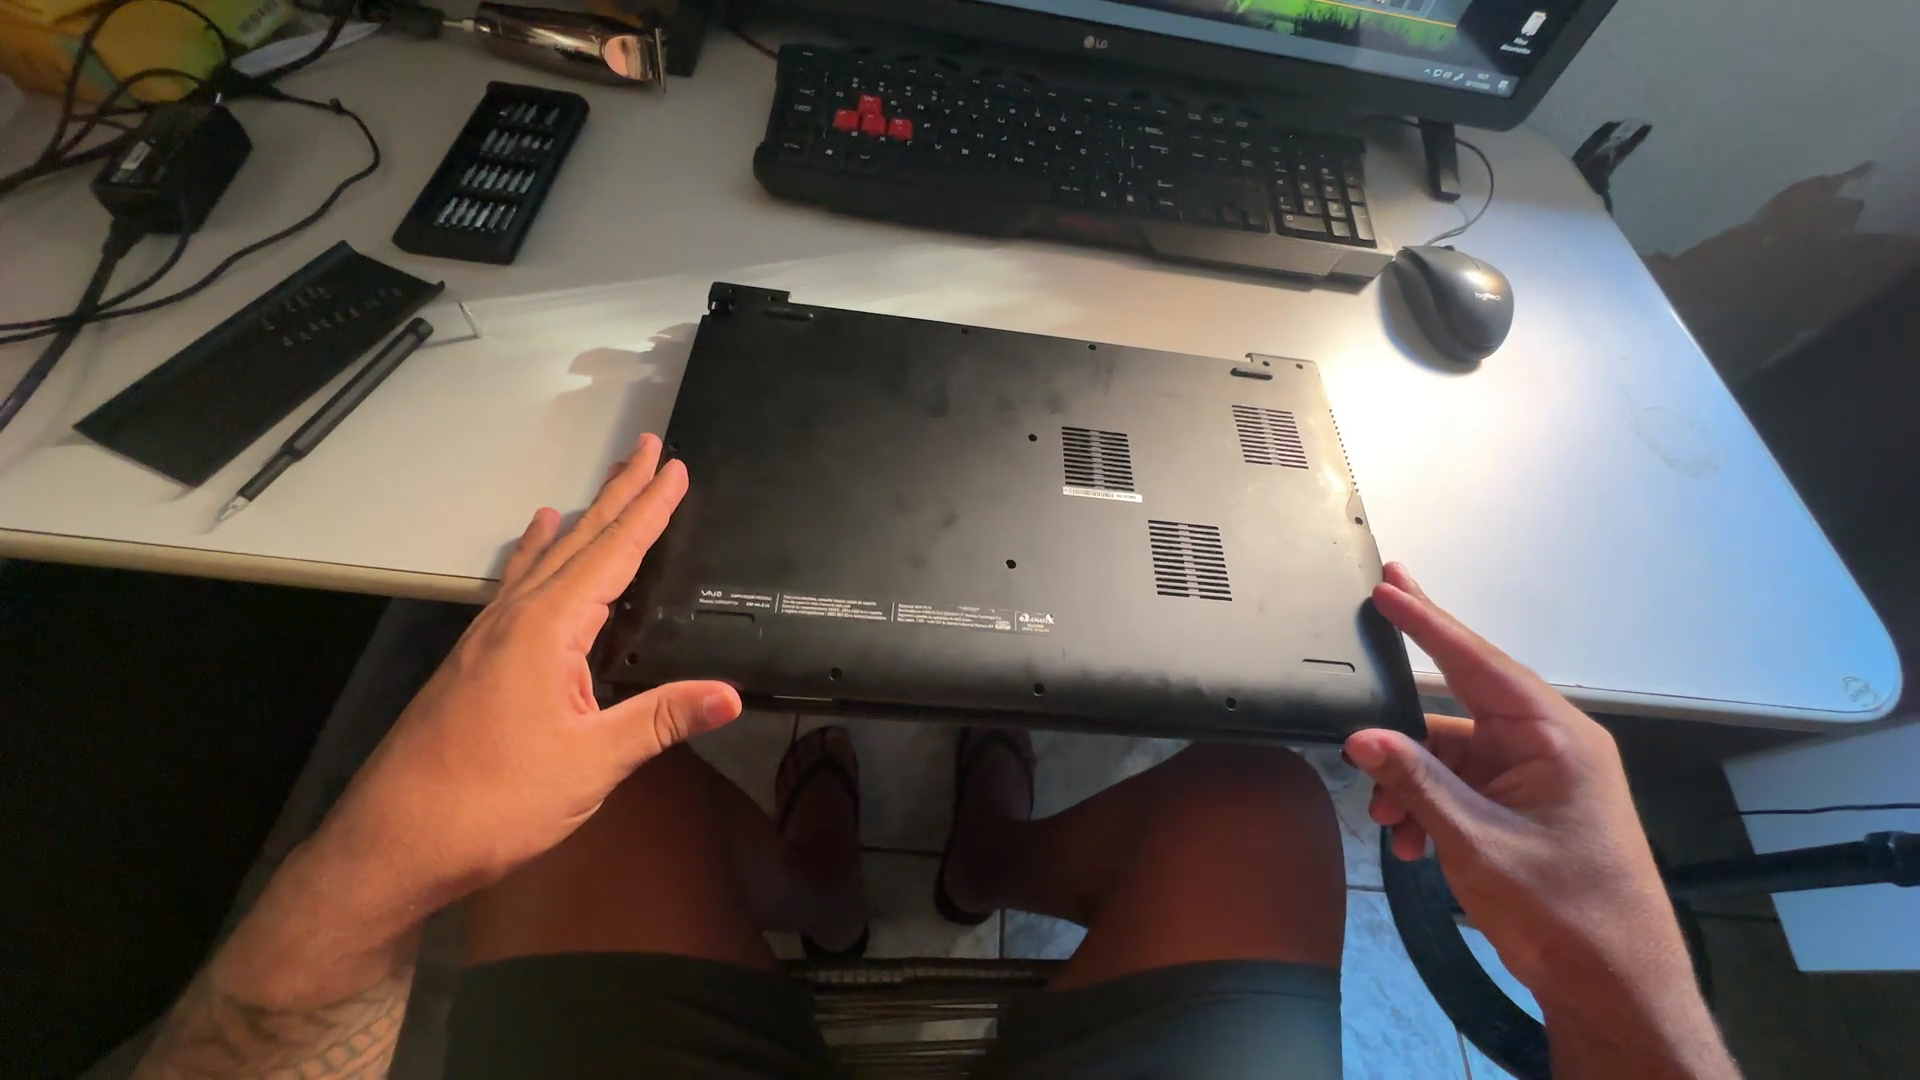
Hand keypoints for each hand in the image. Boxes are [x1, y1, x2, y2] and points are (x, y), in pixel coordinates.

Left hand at [314, 433, 742, 914]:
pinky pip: (520, 582)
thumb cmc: (494, 802)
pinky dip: (539, 551)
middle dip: (619, 493)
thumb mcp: (592, 762)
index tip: (674, 469)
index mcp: (548, 630)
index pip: (614, 554)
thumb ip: (663, 719)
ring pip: (550, 556)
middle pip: (581, 540)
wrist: (391, 846)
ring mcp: (491, 633)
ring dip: (586, 516)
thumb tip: (731, 695)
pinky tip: (539, 536)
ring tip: (608, 482)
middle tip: (649, 450)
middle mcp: (517, 617)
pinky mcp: (478, 656)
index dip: (649, 510)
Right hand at [1344, 564, 1679, 994]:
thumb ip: (1415, 781)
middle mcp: (1541, 743)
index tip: (1389, 585)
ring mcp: (1527, 772)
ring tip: (1385, 817)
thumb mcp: (1477, 841)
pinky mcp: (1514, 799)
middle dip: (1406, 688)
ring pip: (1442, 747)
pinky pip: (1450, 780)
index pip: (1478, 662)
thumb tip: (1357, 737)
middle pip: (1457, 696)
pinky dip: (1420, 802)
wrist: (1612, 987)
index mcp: (1553, 737)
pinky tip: (1407, 839)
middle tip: (1370, 617)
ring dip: (1405, 778)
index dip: (1427, 622)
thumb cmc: (1563, 908)